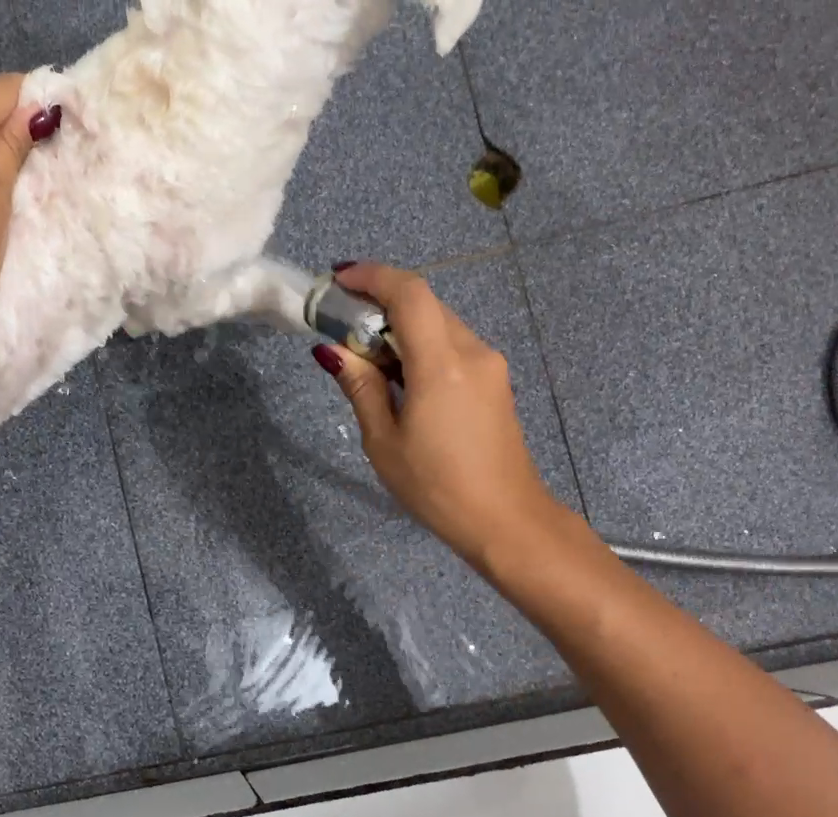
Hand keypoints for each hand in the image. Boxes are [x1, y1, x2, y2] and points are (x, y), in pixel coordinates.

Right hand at [314, 262, 566, 564]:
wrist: (505, 518)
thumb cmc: (435, 485)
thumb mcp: (383, 440)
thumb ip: (361, 388)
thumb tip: (333, 351)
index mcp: (442, 365)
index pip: (410, 294)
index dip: (373, 277)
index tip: (337, 280)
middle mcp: (472, 352)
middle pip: (424, 305)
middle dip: (378, 305)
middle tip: (338, 325)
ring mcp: (489, 364)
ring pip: (438, 325)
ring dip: (397, 329)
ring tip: (362, 358)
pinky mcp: (493, 381)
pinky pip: (450, 347)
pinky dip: (418, 347)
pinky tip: (395, 377)